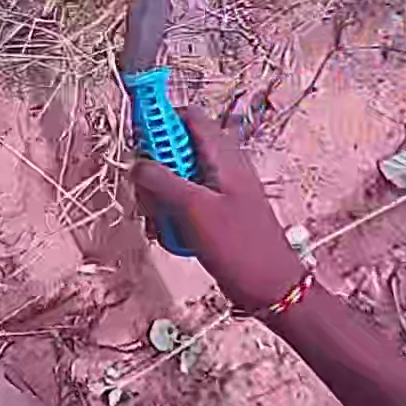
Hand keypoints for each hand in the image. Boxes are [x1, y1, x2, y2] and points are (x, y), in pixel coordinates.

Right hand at [132, 107, 306, 312]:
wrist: (270, 288)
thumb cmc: (237, 245)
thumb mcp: (193, 209)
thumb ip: (160, 180)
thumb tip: (135, 163)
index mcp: (222, 156)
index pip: (188, 117)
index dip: (160, 120)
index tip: (136, 139)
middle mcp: (219, 166)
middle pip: (173, 149)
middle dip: (152, 167)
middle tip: (146, 191)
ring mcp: (215, 189)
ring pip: (171, 177)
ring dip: (156, 195)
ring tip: (157, 218)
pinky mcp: (210, 210)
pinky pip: (178, 199)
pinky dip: (166, 211)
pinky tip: (168, 231)